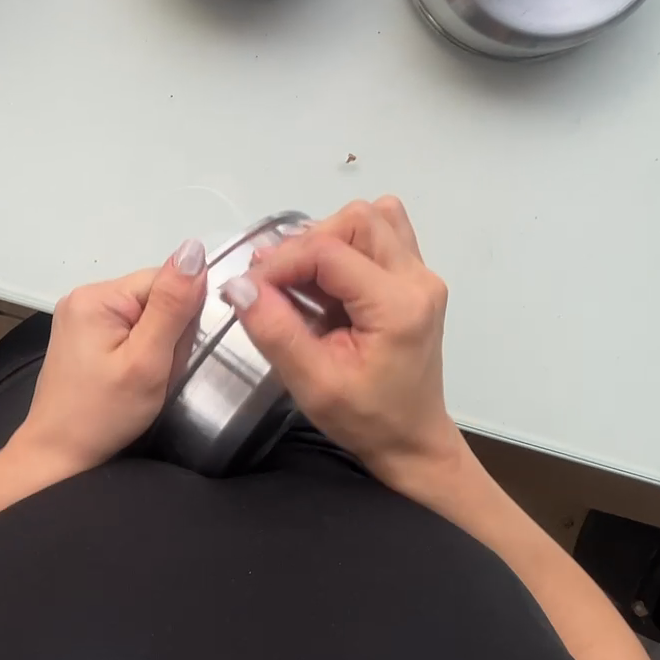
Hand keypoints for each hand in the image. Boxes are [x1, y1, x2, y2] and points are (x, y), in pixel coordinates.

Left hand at [10, 240, 208, 475]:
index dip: (181, 319)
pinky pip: (128, 330)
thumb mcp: (147, 362)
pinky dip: (139, 353)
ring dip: (155, 347)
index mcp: (97, 296)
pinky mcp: (82, 336)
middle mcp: (84, 296)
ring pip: (145, 315)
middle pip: (155, 297)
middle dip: (167, 335)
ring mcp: (80, 316)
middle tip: (154, 374)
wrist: (58, 455)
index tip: (170, 355)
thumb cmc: (104, 414)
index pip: (165, 281)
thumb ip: (173, 306)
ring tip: (140, 378)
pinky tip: (130, 377)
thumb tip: (193, 249)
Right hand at [221, 197, 461, 484]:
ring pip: (370, 219)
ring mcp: (420, 275)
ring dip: (325, 239)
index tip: (247, 290)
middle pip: (355, 220)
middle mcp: (418, 278)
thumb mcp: (311, 384)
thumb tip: (239, 285)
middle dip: (304, 244)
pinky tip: (325, 280)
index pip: (328, 250)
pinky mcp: (413, 278)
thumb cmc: (364, 419)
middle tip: (274, 284)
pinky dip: (343, 244)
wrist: (411, 441)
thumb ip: (275, 331)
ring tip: (301, 279)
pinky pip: (380, 233)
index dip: (279, 262)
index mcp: (398, 306)